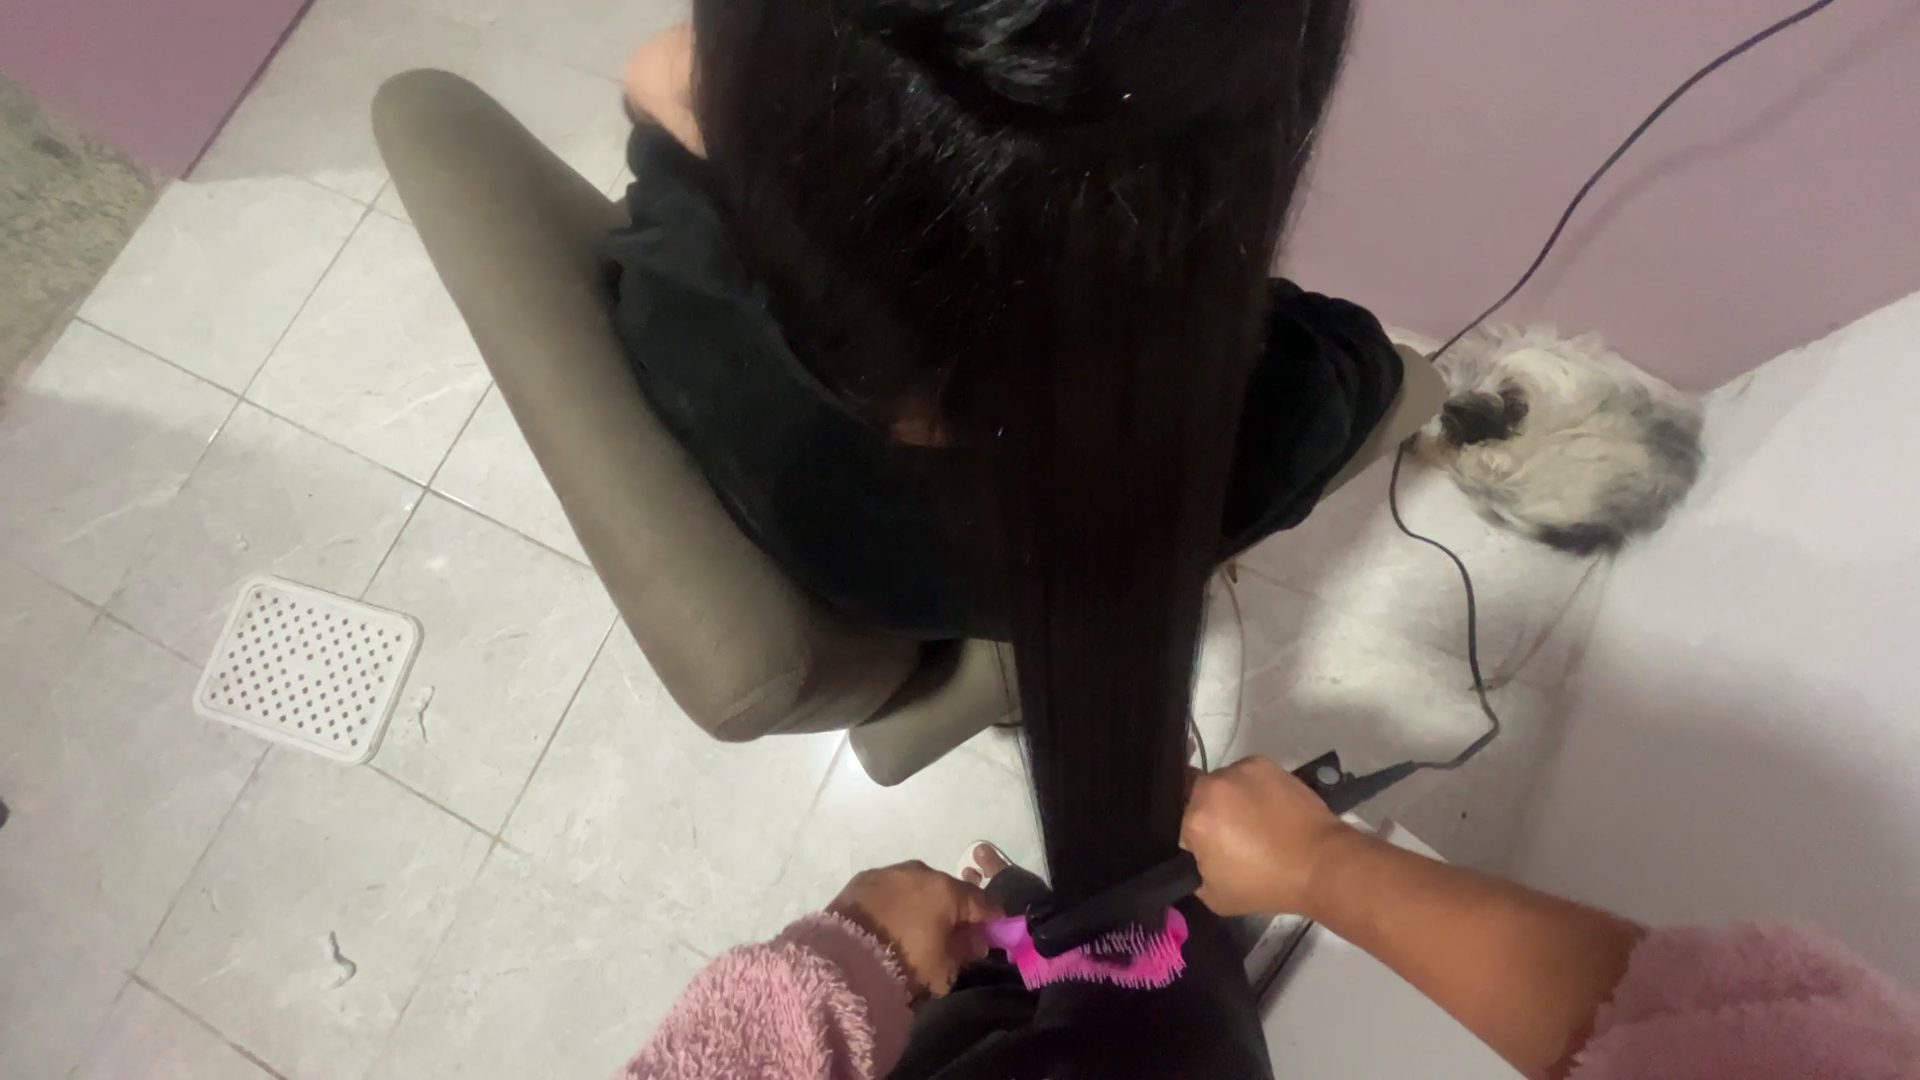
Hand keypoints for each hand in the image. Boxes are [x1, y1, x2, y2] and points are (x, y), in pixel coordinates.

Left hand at [829, 862, 998, 997]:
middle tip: (952, 930)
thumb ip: (965, 951)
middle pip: (948, 890)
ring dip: (922, 902)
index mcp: (947, 891)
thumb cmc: (904, 961)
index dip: (991, 917)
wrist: (845, 957)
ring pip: (917, 886)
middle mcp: (921, 872)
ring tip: (917, 925)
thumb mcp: (943, 969)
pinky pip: (890, 889)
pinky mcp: (864, 878)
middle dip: (953, 908)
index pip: (981, 901)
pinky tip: (890, 920)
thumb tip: (977, 940)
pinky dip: (895, 901)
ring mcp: (891, 871)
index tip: (995, 930)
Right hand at [1180, 756, 1357, 916]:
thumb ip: (1190, 872)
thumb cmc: (1267, 884)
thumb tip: (1187, 856)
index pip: (1172, 820)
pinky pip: (1243, 774)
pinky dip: (1249, 787)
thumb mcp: (1214, 896)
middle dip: (1203, 810)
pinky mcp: (1259, 763)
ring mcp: (1236, 771)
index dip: (1186, 833)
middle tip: (1225, 832)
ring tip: (1251, 819)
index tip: (1202, 845)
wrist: (1321, 864)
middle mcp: (1209, 787)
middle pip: (1191, 794)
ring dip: (1226, 797)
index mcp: (1193, 818)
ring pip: (1218, 782)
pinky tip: (1265, 807)